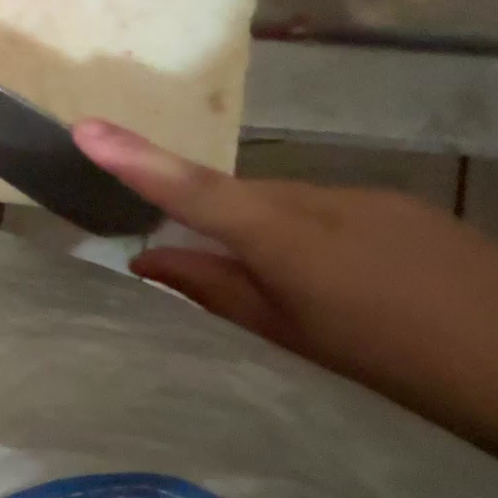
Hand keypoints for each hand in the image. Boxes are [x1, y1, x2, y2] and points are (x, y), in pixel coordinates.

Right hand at [75, 119, 497, 457]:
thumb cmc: (395, 367)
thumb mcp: (288, 337)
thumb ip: (213, 288)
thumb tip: (148, 258)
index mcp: (288, 237)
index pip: (193, 189)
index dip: (136, 159)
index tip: (86, 129)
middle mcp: (328, 201)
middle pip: (237, 193)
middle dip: (205, 217)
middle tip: (185, 262)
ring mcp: (376, 201)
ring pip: (283, 202)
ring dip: (260, 231)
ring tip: (280, 289)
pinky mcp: (411, 211)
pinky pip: (327, 210)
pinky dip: (305, 235)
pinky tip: (336, 282)